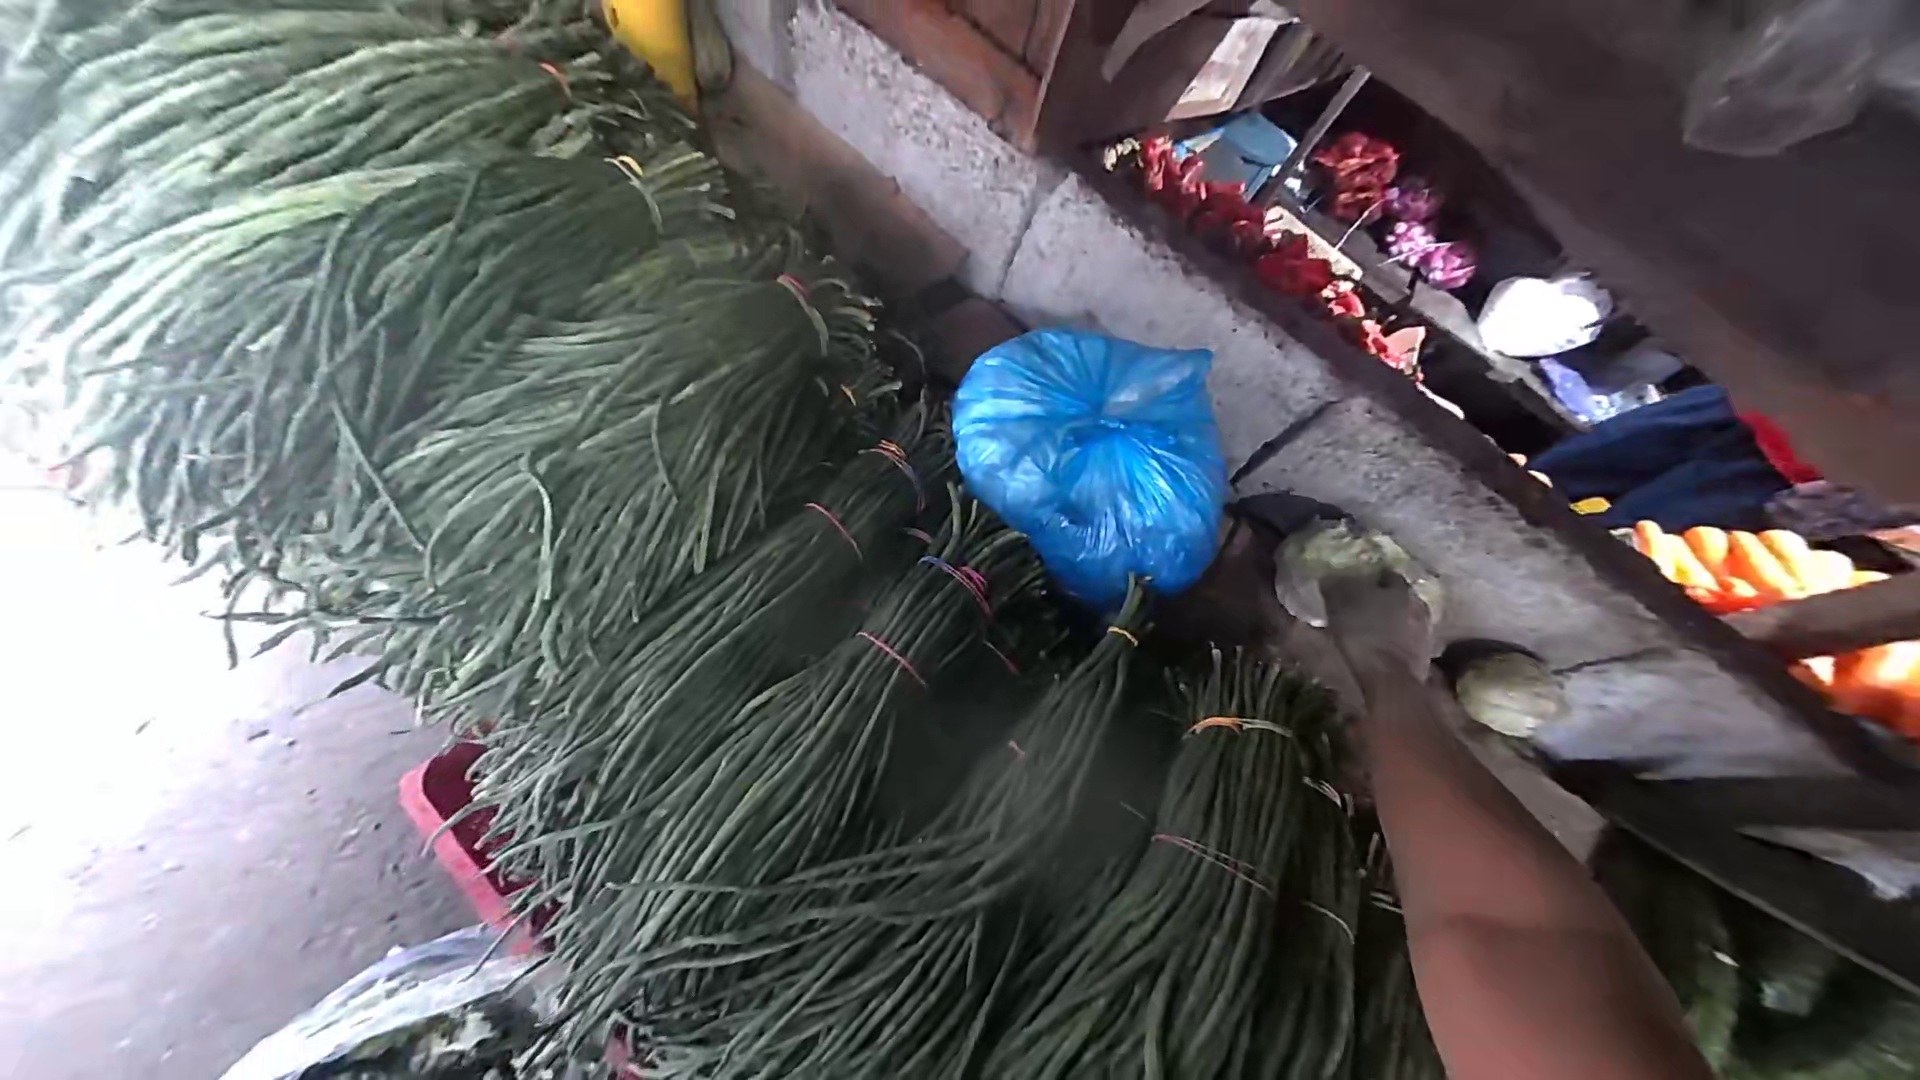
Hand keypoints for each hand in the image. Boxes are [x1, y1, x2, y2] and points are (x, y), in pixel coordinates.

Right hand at [1323, 569, 1432, 678]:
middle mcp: (1417, 604)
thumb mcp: (1339, 604)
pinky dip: (1394, 639)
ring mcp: (1425, 630)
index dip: (1369, 577)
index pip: (1385, 574)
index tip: (1353, 583)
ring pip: (1404, 616)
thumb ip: (1336, 586)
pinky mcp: (1424, 654)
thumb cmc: (1363, 635)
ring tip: (1368, 627)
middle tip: (1359, 604)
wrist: (1389, 678)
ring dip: (1389, 619)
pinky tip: (1378, 645)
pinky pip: (1406, 638)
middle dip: (1382, 598)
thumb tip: (1330, 576)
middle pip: (1398, 595)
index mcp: (1399, 587)